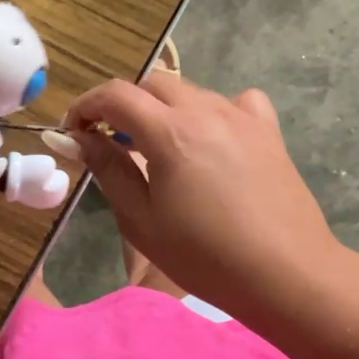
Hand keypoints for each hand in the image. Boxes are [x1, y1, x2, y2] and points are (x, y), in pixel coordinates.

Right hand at [63, 75, 342, 313]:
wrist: (285, 274)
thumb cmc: (203, 254)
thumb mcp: (140, 219)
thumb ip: (108, 169)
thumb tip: (81, 138)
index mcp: (169, 132)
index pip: (115, 95)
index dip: (86, 106)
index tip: (73, 132)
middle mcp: (205, 111)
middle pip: (152, 84)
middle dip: (121, 105)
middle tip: (109, 140)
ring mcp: (242, 117)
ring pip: (190, 91)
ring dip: (162, 108)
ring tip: (155, 146)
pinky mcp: (268, 132)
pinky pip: (235, 102)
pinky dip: (212, 110)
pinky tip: (210, 138)